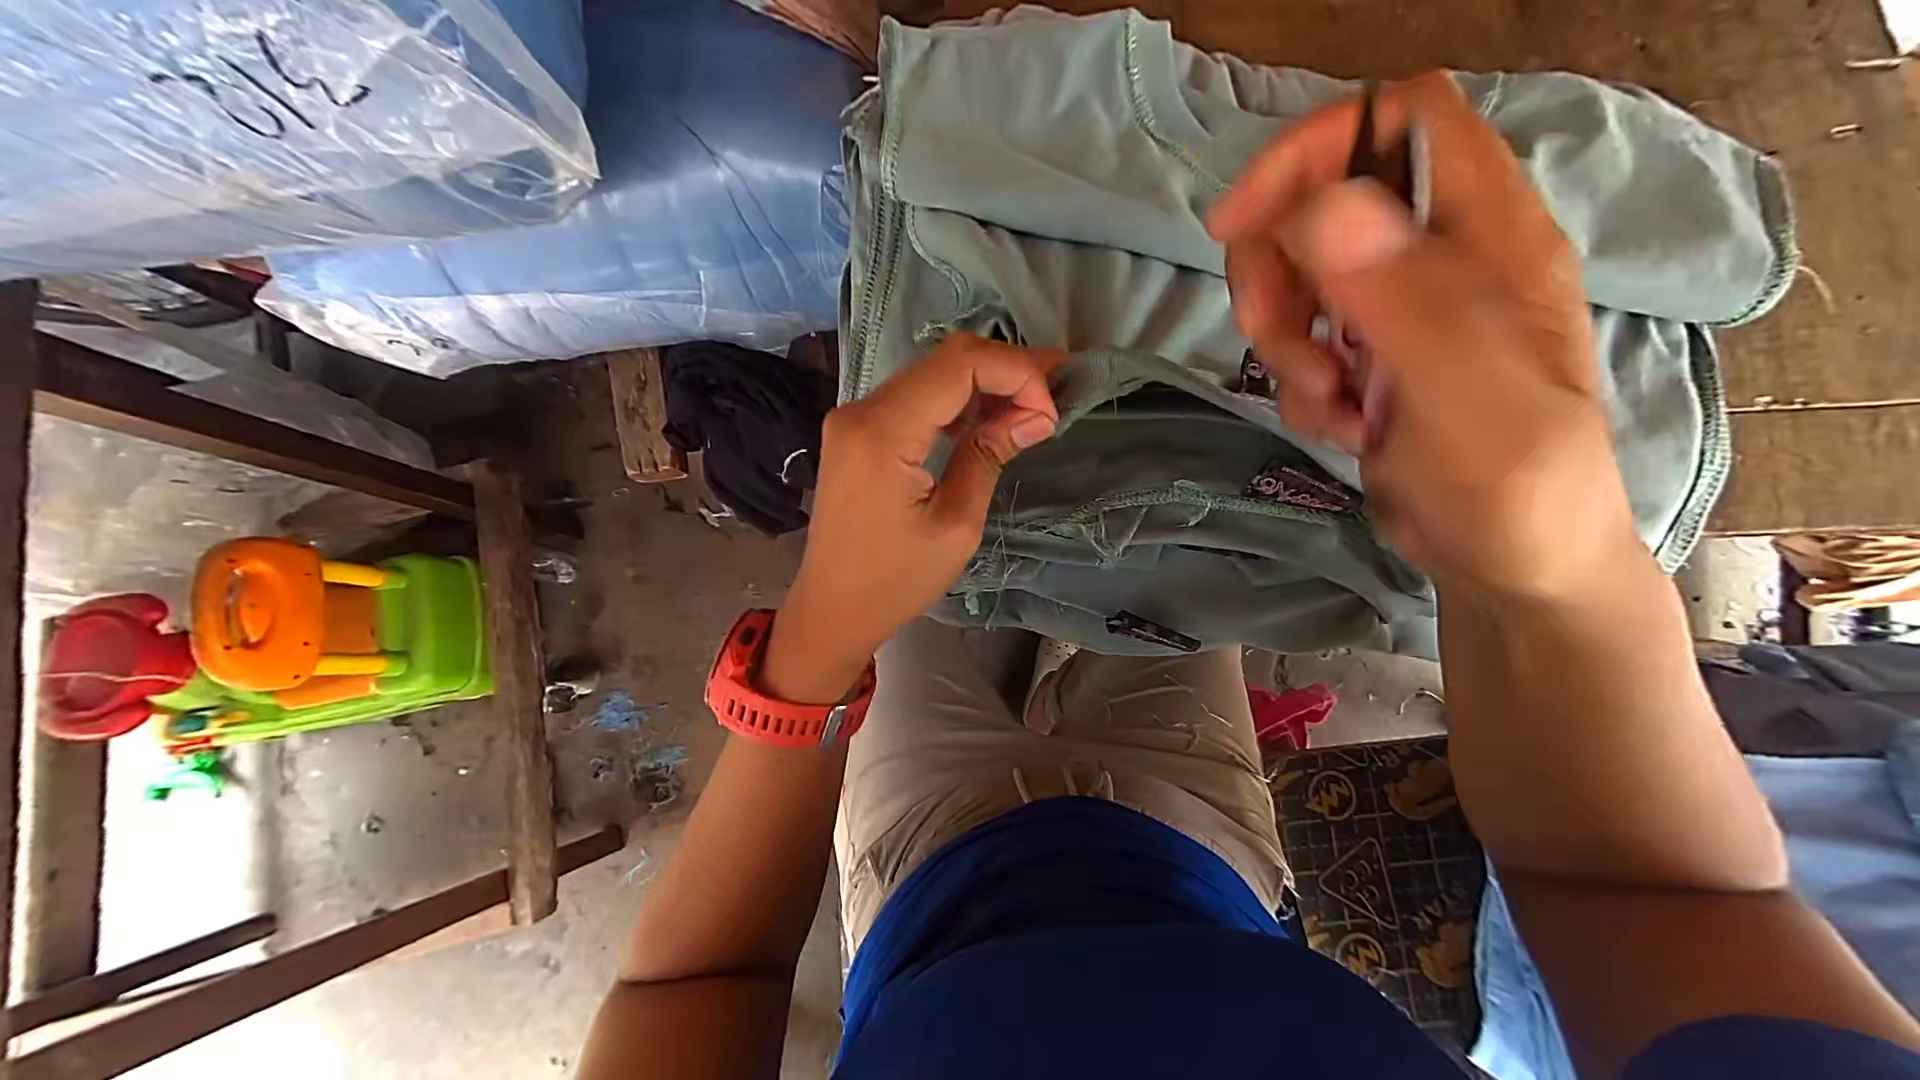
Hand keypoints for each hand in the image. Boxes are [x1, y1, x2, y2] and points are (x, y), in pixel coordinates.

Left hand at [761, 334, 1063, 702]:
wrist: (833, 607)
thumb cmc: (896, 580)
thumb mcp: (957, 525)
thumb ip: (990, 456)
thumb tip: (1036, 414)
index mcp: (883, 433)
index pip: (960, 366)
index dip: (1016, 373)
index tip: (1050, 413)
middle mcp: (861, 410)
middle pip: (945, 359)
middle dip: (1006, 368)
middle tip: (1054, 391)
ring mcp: (853, 416)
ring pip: (931, 371)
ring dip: (984, 380)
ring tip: (1031, 403)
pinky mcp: (856, 429)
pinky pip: (913, 395)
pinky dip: (955, 398)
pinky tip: (986, 417)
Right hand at [1209, 72, 1644, 599]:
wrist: (1510, 563)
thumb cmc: (1515, 486)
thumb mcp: (1468, 398)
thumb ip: (1406, 300)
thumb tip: (1325, 211)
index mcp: (1488, 235)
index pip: (1395, 125)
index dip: (1309, 153)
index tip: (1238, 224)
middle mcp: (1442, 256)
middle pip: (1321, 205)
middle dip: (1276, 273)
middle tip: (1278, 339)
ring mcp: (1401, 308)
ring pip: (1298, 278)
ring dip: (1283, 340)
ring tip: (1325, 399)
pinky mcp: (1369, 358)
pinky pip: (1301, 343)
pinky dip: (1299, 385)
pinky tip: (1338, 424)